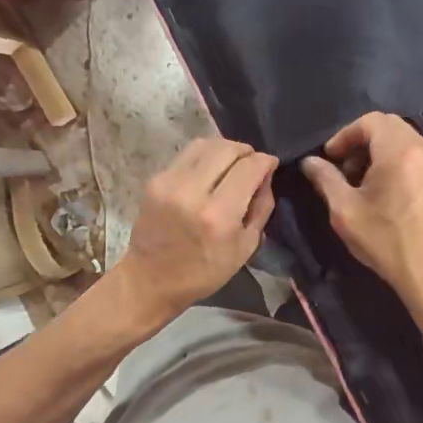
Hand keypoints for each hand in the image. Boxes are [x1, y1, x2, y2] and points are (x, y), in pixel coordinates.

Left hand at [114, 136, 277, 321]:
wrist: (151, 278)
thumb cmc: (204, 271)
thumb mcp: (246, 247)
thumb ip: (261, 207)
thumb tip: (265, 175)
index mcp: (218, 215)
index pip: (249, 167)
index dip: (266, 161)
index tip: (271, 165)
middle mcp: (192, 191)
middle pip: (227, 149)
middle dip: (246, 151)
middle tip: (252, 163)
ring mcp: (169, 182)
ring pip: (205, 144)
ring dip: (225, 149)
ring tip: (232, 164)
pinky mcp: (155, 180)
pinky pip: (187, 155)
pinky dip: (205, 157)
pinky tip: (210, 172)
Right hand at [301, 113, 422, 320]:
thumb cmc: (386, 240)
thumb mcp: (345, 210)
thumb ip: (325, 179)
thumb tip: (309, 162)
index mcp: (400, 150)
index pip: (370, 121)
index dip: (345, 135)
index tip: (331, 158)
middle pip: (390, 127)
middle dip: (363, 142)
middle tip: (345, 169)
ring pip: (407, 142)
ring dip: (381, 153)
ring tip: (365, 183)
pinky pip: (421, 157)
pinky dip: (400, 163)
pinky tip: (390, 192)